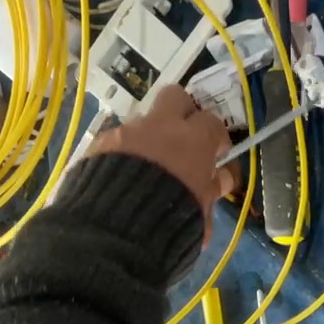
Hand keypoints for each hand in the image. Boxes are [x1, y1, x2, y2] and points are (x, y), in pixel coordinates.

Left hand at [88, 85, 235, 246]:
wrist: (118, 226)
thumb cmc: (172, 220)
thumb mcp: (201, 212)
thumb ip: (212, 191)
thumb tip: (222, 179)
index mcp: (193, 141)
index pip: (213, 123)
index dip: (217, 138)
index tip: (217, 154)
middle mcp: (161, 126)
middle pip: (176, 97)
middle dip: (183, 113)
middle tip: (185, 139)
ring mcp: (128, 131)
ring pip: (144, 122)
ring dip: (151, 139)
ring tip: (150, 169)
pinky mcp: (102, 143)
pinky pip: (120, 141)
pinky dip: (127, 154)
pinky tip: (125, 178)